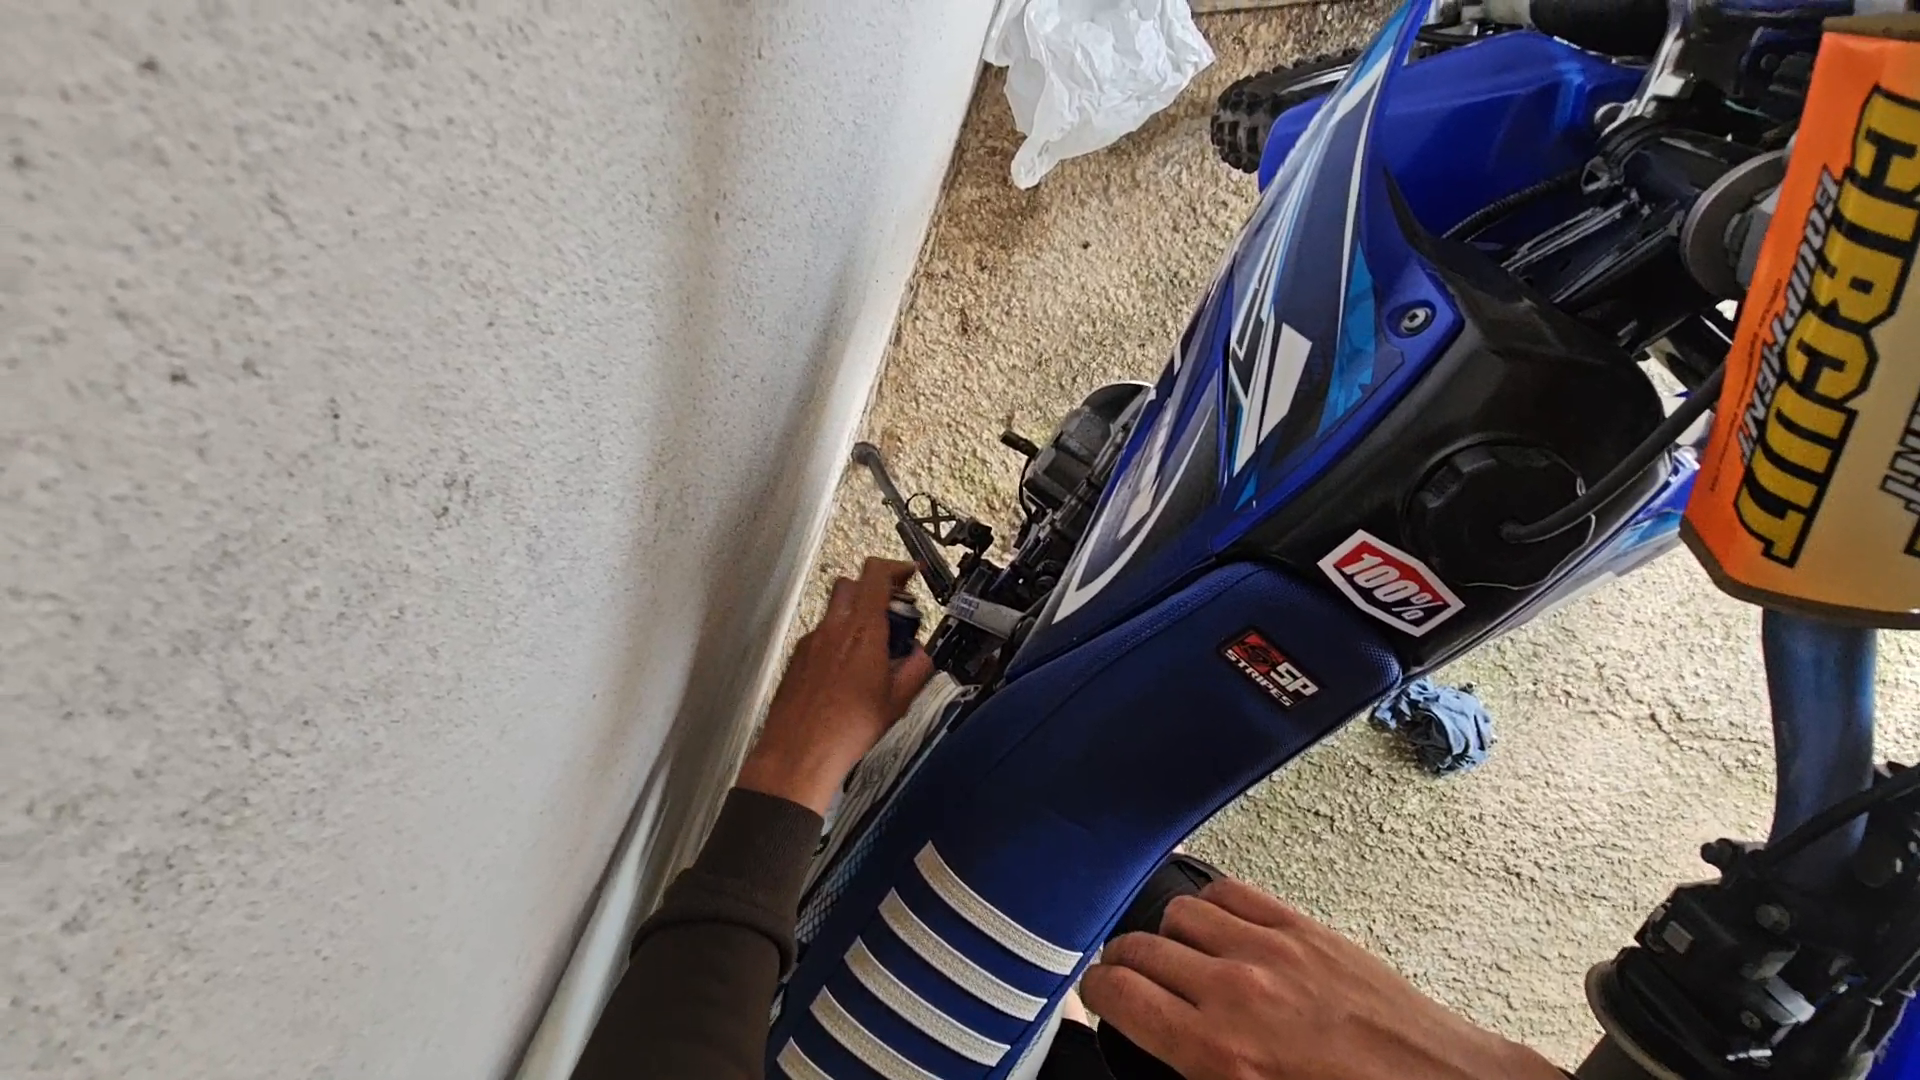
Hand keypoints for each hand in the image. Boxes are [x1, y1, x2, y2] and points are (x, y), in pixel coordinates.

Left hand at [736, 557, 934, 814]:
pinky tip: (848, 671)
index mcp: (863, 632)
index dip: (897, 567)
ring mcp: (812, 641)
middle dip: (876, 589)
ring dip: (857, 617)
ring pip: (837, 610)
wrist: (799, 752)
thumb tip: (922, 656)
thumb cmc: (845, 730)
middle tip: (894, 612)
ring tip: (874, 649)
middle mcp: (834, 628)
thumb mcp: (897, 702)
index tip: (909, 573)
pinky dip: (839, 640)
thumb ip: (916, 670)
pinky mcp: (798, 657)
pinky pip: (822, 635)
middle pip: (854, 584)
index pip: (876, 575)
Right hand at [1082, 878, 1565, 1079]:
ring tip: (1175, 958)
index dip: (1094, 992)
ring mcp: (1268, 950)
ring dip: (1165, 937)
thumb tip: (1159, 1047)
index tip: (1098, 995)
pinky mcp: (1299, 926)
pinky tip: (1214, 930)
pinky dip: (1208, 908)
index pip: (1117, 993)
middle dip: (1121, 964)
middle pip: (1137, 949)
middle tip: (1128, 979)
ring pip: (1176, 914)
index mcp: (1220, 1055)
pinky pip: (1226, 894)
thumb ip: (1195, 1070)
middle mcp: (1234, 993)